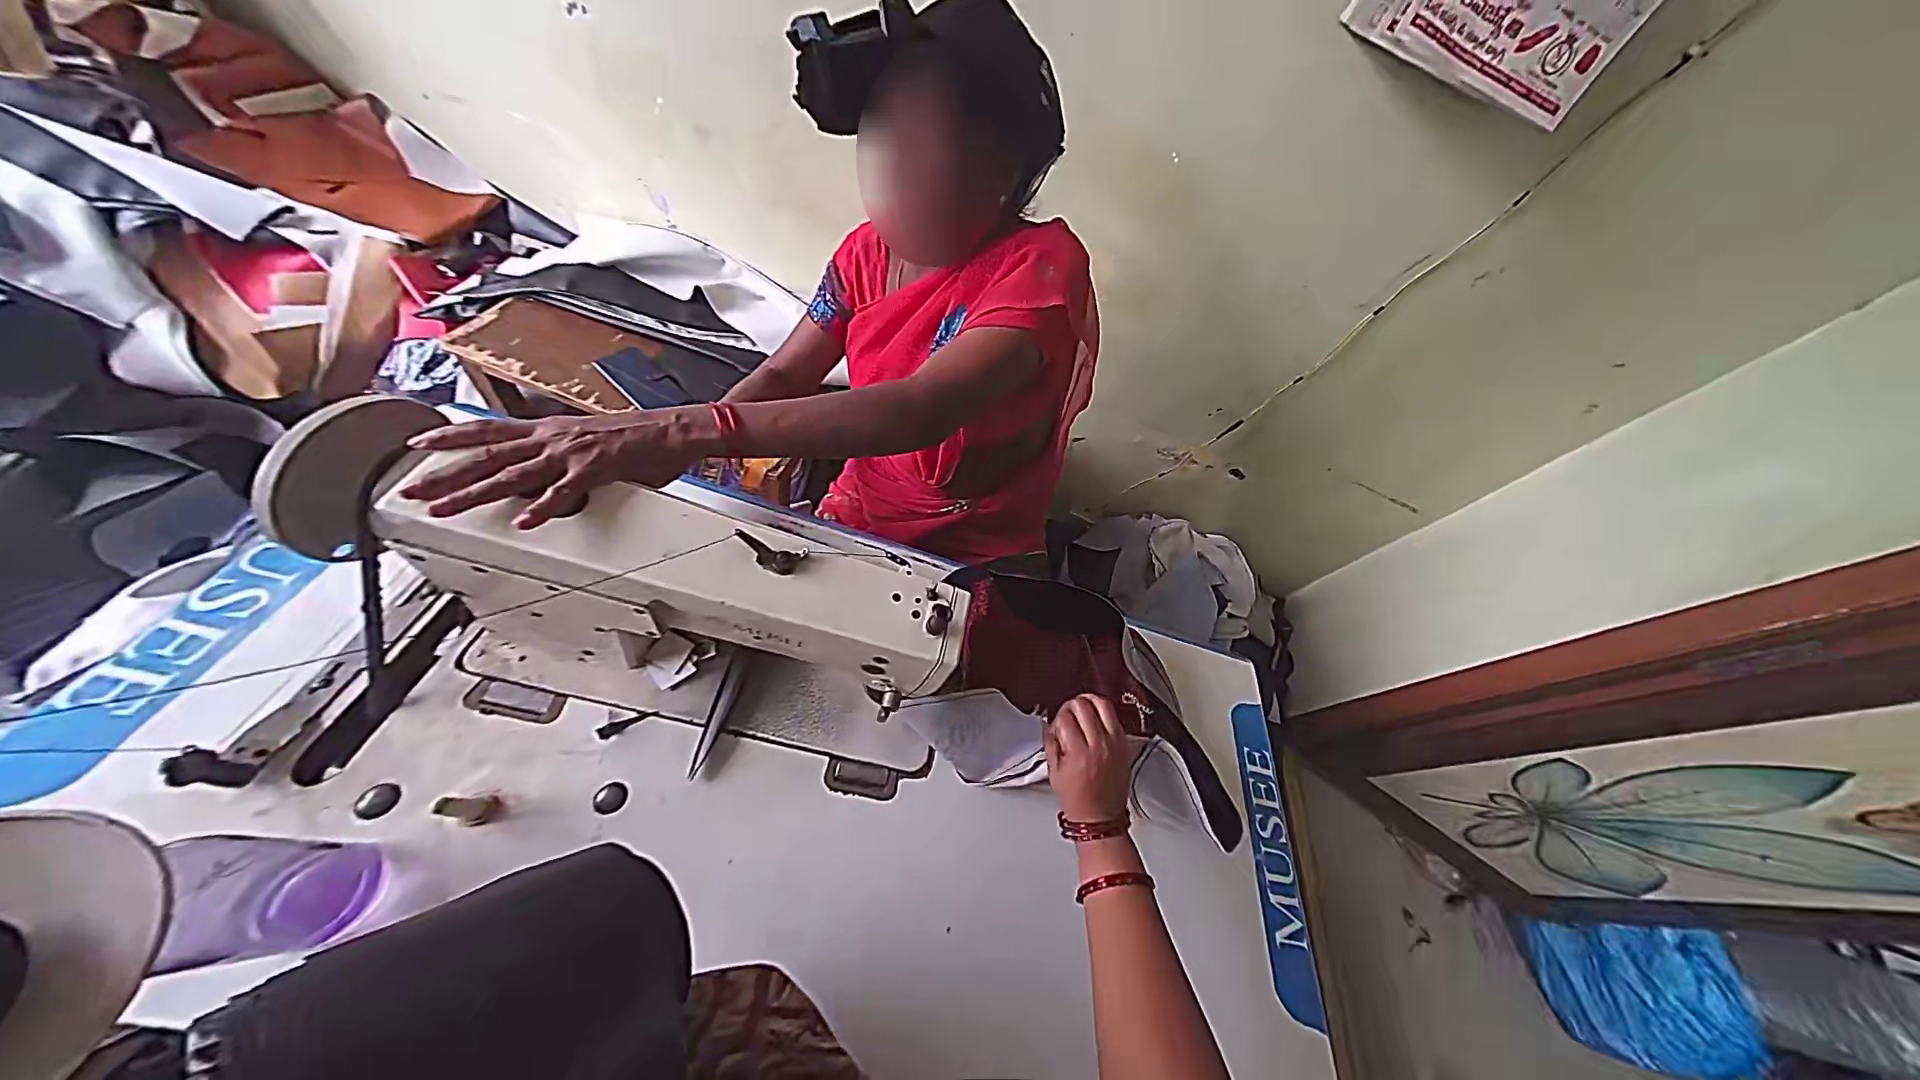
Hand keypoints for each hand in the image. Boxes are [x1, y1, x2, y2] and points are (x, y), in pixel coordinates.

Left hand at [398, 413, 701, 528]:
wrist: (672, 430)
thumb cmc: (640, 437)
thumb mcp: (592, 441)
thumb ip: (565, 457)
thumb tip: (554, 475)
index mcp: (551, 430)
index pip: (489, 430)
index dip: (451, 436)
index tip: (419, 444)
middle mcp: (553, 439)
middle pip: (487, 456)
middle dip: (445, 474)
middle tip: (411, 490)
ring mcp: (571, 454)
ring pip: (512, 474)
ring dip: (474, 493)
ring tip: (445, 509)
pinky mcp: (594, 470)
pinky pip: (562, 492)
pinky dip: (541, 507)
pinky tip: (522, 521)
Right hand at [1046, 694, 1133, 823]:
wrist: (1101, 818)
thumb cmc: (1078, 800)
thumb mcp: (1054, 772)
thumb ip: (1051, 742)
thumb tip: (1050, 723)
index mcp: (1079, 752)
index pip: (1065, 717)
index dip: (1057, 717)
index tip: (1056, 723)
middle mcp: (1099, 745)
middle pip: (1083, 706)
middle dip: (1071, 706)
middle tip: (1067, 713)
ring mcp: (1115, 743)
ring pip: (1103, 704)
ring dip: (1089, 702)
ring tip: (1082, 708)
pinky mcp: (1125, 745)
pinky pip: (1115, 717)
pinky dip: (1103, 713)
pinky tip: (1096, 719)